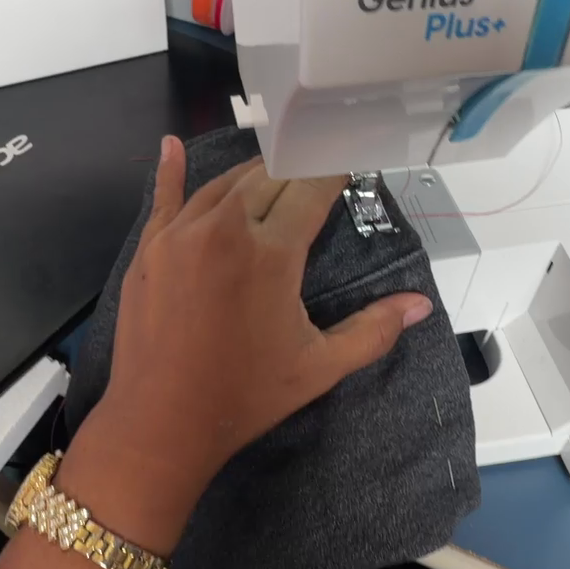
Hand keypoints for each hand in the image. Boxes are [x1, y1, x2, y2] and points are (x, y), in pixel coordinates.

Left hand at [66, 136, 433, 547]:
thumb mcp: (319, 368)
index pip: (311, 189)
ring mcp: (181, 234)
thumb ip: (372, 331)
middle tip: (315, 177)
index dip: (333, 172)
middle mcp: (226, 228)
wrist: (162, 423)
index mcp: (272, 252)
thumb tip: (420, 305)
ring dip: (253, 176)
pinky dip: (173, 171)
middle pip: (269, 178)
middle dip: (297, 173)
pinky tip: (172, 145)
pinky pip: (165, 198)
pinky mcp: (149, 248)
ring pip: (224, 184)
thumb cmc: (245, 397)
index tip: (347, 163)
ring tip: (274, 174)